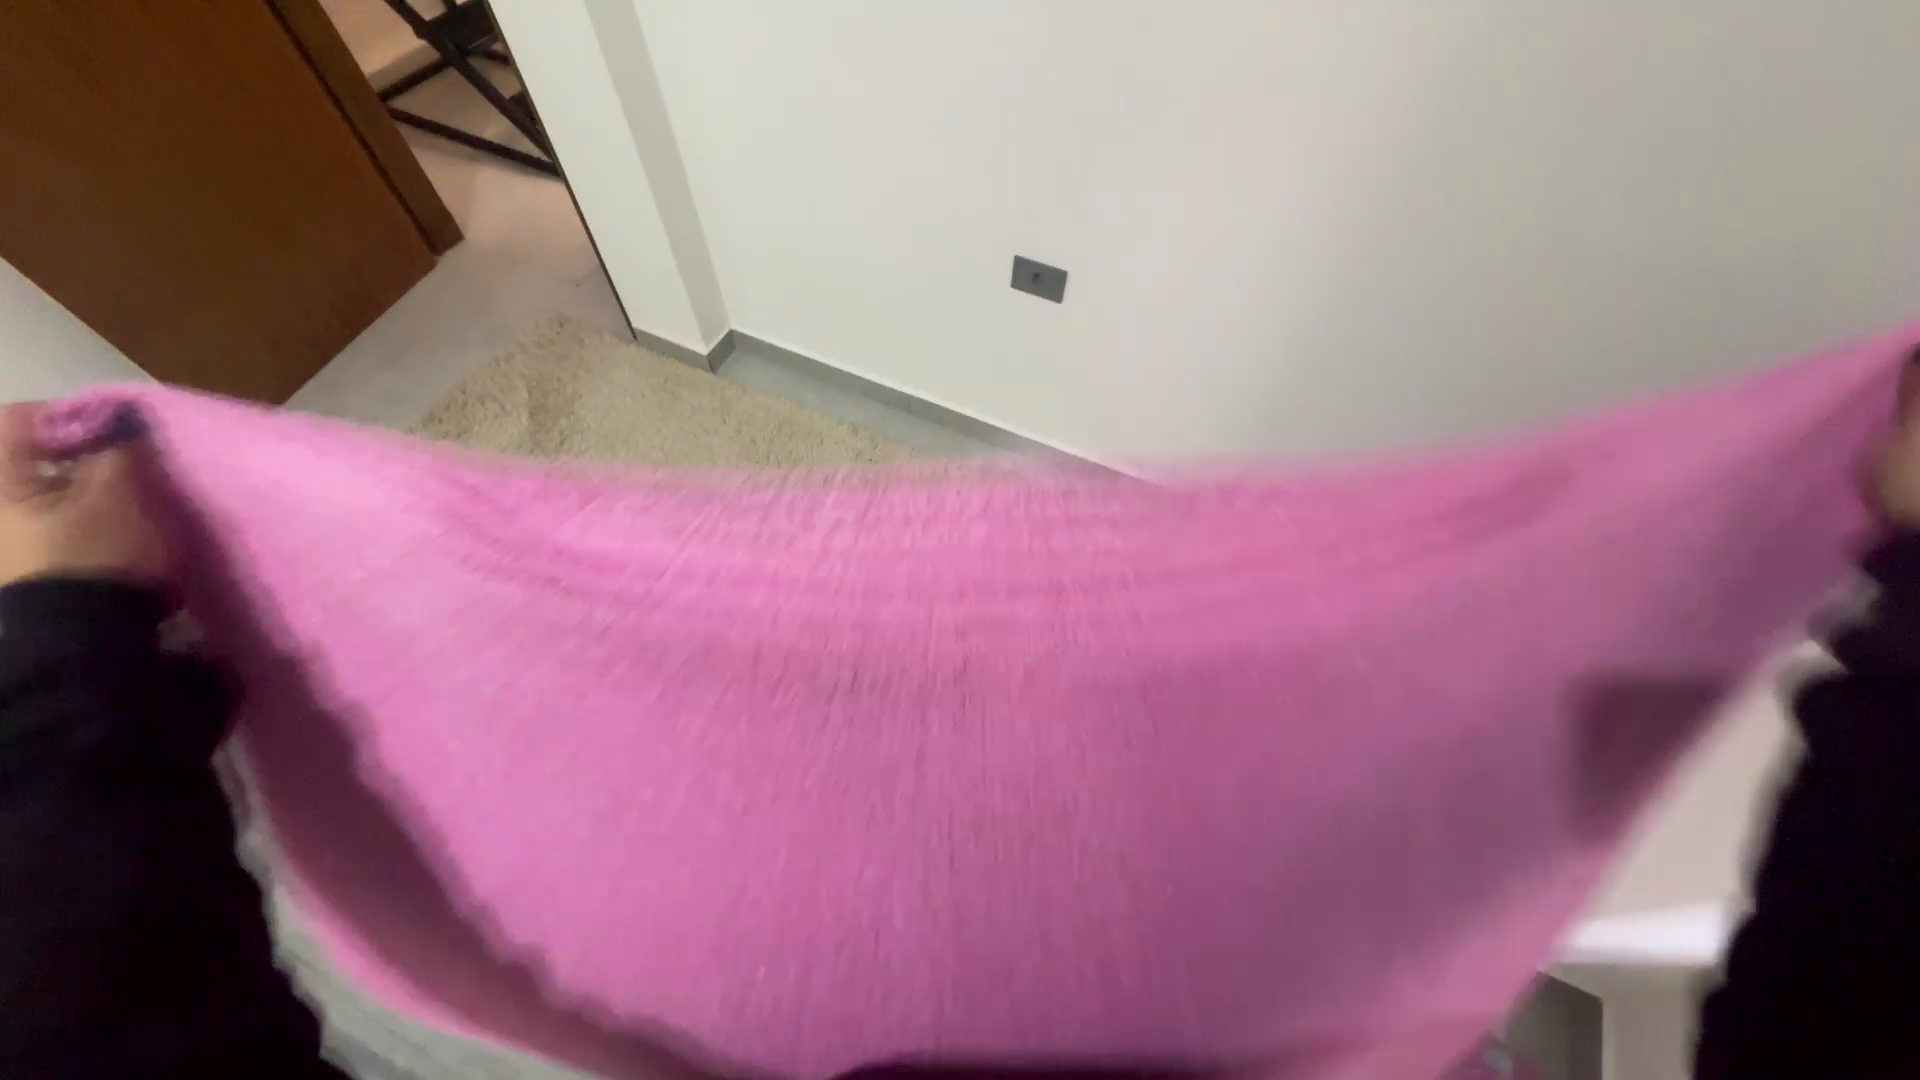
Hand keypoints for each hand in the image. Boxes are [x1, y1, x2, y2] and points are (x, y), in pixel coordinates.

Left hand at [0, 402, 165, 587]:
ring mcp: (7, 527)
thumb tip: (120, 416)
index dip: (71, 414)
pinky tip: (109, 518)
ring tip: (124, 489)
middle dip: (79, 447)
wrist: (83, 628)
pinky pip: (46, 508)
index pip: (18, 418)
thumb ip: (115, 451)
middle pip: (27, 450)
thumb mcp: (116, 497)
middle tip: (126, 457)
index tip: (118, 427)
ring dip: (82, 477)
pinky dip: (76, 502)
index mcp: (0, 480)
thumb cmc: (97, 553)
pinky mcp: (23, 549)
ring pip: (41, 481)